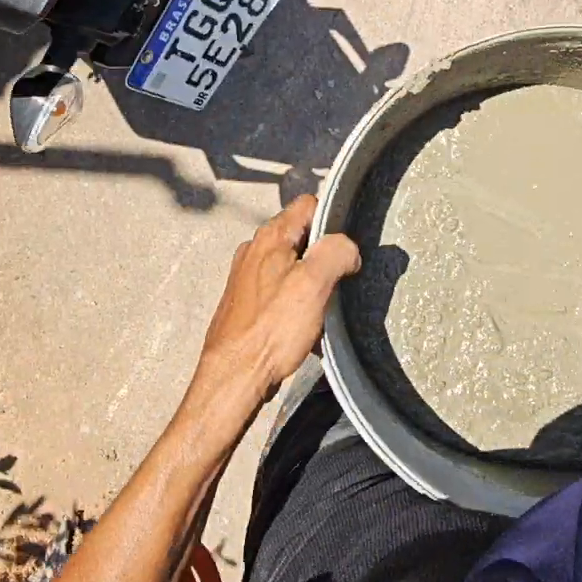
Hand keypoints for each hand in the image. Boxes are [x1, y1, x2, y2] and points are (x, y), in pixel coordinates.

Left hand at [190, 195, 360, 414]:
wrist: (234, 376)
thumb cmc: (271, 330)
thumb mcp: (313, 284)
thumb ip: (335, 253)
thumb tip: (347, 249)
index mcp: (269, 237)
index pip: (308, 205)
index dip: (332, 222)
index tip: (342, 251)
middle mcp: (254, 250)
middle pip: (301, 237)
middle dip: (322, 257)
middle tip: (333, 284)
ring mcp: (247, 276)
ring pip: (292, 266)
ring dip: (309, 284)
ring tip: (318, 311)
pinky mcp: (246, 302)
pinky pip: (280, 291)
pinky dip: (294, 303)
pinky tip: (301, 327)